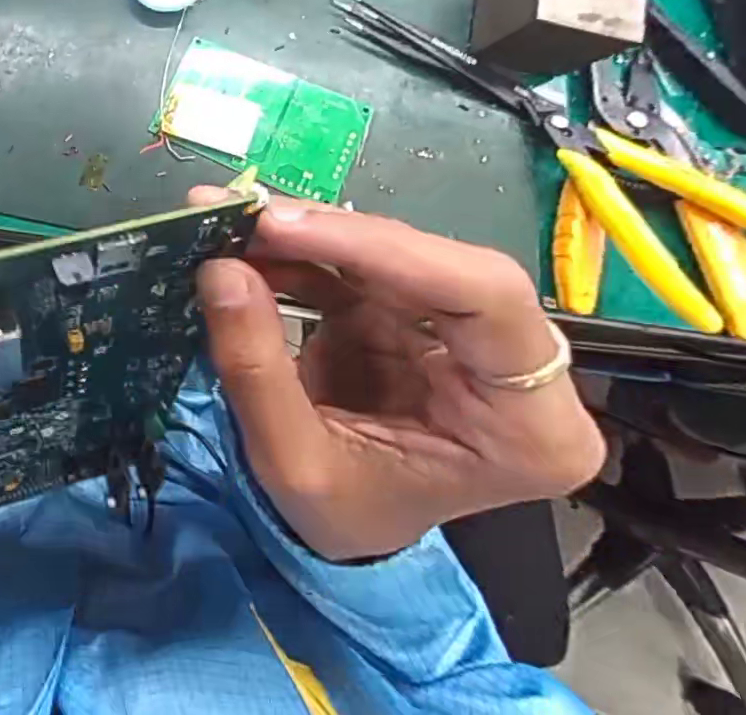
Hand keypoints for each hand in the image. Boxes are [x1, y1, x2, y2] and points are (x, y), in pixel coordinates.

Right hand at [191, 187, 605, 560]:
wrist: (338, 531)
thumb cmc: (337, 518)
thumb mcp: (289, 460)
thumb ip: (255, 367)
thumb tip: (220, 269)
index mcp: (525, 423)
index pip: (483, 296)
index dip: (382, 248)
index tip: (281, 226)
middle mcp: (506, 364)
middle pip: (433, 264)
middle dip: (330, 233)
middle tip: (244, 214)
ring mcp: (448, 334)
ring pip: (384, 254)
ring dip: (301, 233)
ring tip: (228, 220)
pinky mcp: (397, 318)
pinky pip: (347, 267)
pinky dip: (290, 253)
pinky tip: (243, 244)